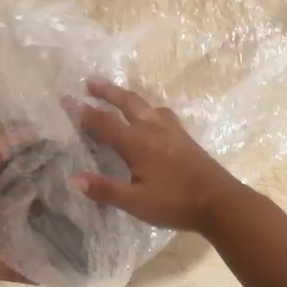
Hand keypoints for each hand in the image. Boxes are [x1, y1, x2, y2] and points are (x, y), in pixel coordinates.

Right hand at [66, 81, 245, 232]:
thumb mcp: (135, 202)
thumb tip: (73, 179)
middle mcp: (153, 130)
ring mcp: (172, 131)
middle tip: (89, 83)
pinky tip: (151, 117)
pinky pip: (161, 114)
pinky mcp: (185, 138)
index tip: (65, 100)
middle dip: (107, 92)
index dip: (82, 111)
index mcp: (137, 143)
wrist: (221, 202)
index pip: (103, 123)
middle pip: (127, 103)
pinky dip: (148, 108)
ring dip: (127, 97)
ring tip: (118, 96)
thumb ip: (105, 189)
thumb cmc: (175, 203)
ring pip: (146, 105)